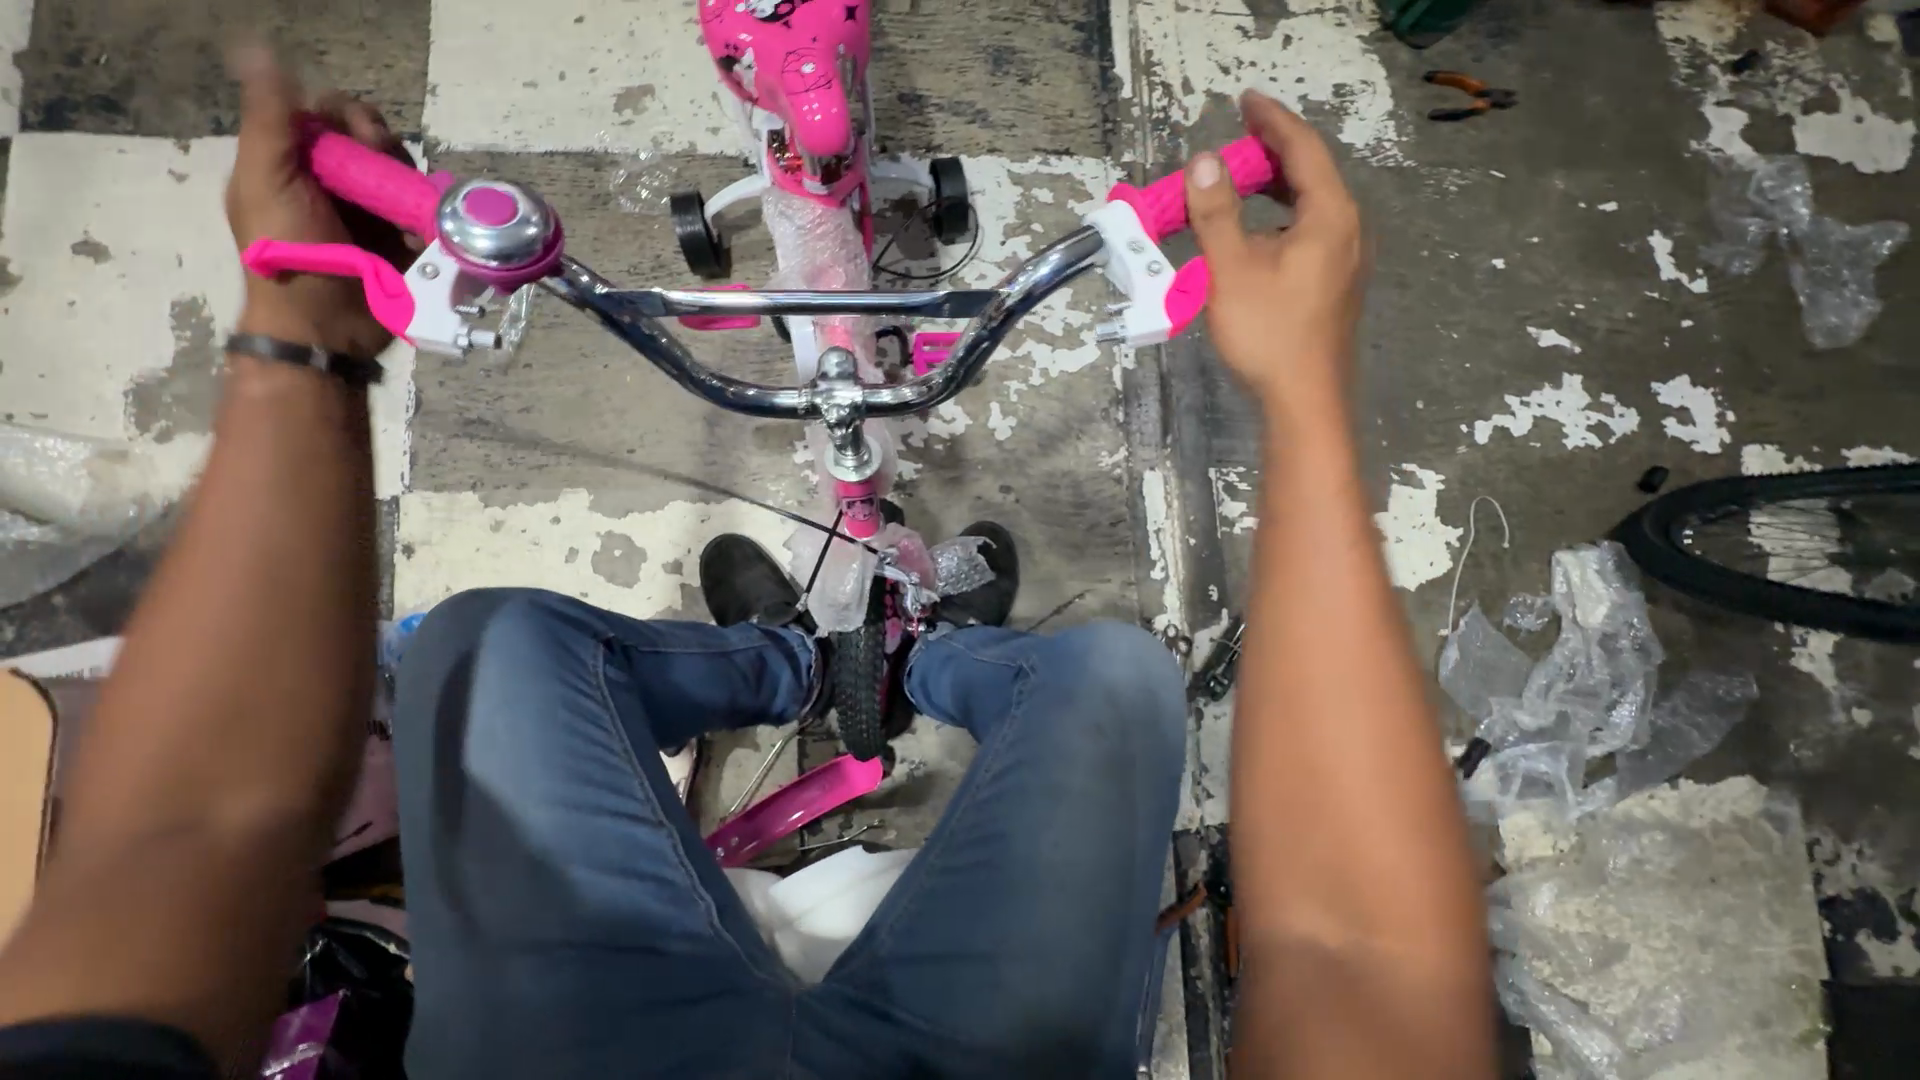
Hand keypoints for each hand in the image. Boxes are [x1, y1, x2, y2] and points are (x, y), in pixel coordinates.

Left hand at [226, 46, 414, 358]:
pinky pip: (429, 218)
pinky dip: (431, 221)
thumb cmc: (290, 253)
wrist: (327, 325)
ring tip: (409, 210)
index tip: (362, 134)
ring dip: (411, 186)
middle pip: (375, 145)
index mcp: (297, 164)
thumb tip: (260, 49)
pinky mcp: (408, 245)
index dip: (350, 117)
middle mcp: (339, 185)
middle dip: (387, 150)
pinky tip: (423, 234)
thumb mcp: (266, 179)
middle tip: (390, 166)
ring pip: (406, 179)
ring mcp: (376, 217)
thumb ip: (271, 120)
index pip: (331, 117)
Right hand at [1185, 90, 1366, 415]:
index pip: (1302, 149)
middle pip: (1311, 174)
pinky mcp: (1335, 284)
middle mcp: (1347, 229)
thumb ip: (1216, 213)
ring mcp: (1346, 259)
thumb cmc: (1268, 333)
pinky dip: (1280, 218)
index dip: (1271, 121)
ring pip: (1311, 206)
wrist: (1304, 399)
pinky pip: (1310, 232)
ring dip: (1274, 189)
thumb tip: (1202, 163)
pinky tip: (1256, 235)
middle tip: (1235, 142)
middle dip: (1272, 153)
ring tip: (1238, 183)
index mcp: (1329, 215)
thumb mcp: (1232, 270)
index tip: (1244, 101)